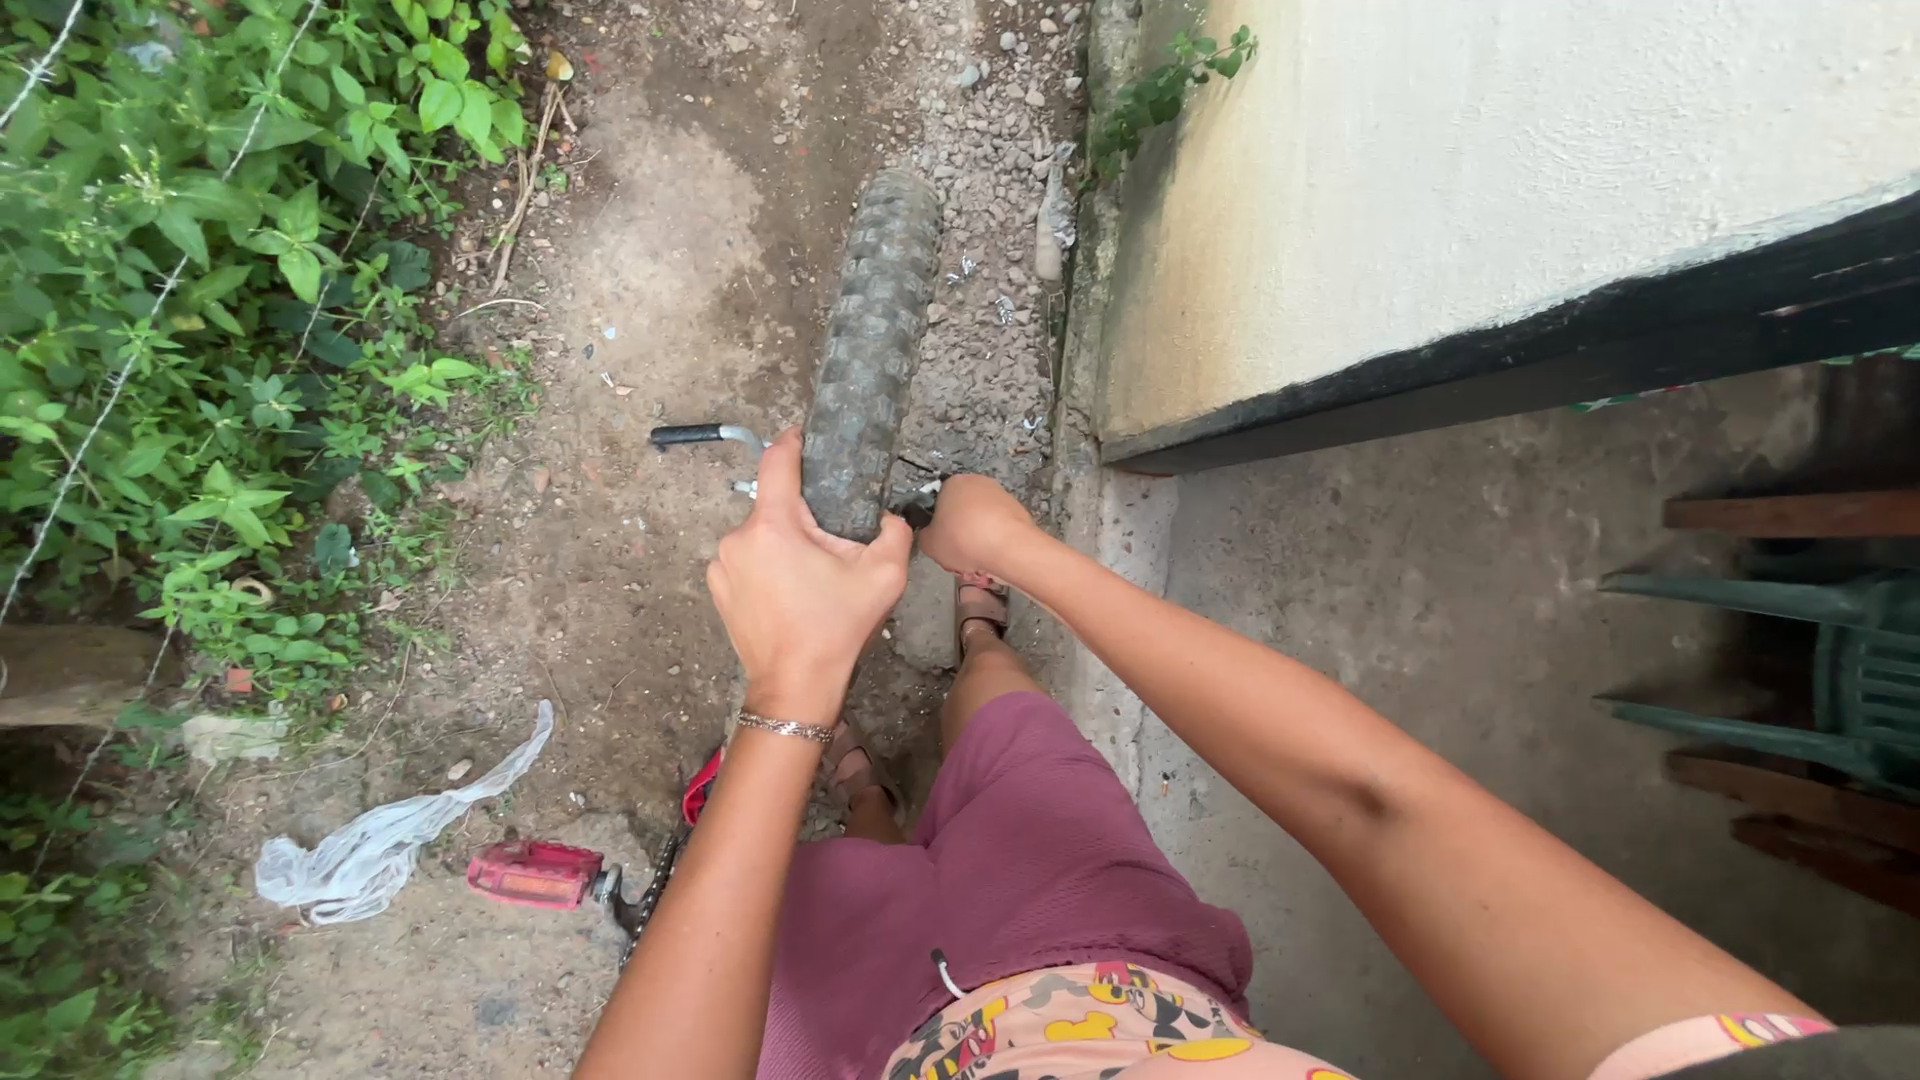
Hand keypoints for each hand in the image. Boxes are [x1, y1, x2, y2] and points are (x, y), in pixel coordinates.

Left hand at [705, 429, 911, 725]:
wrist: (796, 686)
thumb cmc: (836, 629)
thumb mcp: (885, 576)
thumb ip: (894, 531)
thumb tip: (887, 515)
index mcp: (774, 526)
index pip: (777, 461)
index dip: (793, 441)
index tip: (805, 435)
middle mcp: (737, 537)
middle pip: (775, 505)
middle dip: (804, 515)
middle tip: (832, 545)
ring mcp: (722, 564)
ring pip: (762, 534)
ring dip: (786, 542)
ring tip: (811, 576)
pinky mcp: (718, 587)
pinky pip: (748, 559)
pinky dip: (768, 564)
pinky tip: (789, 593)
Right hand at [916, 474, 1041, 580]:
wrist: (1008, 547)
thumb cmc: (962, 540)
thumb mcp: (929, 544)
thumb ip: (925, 535)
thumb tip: (930, 533)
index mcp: (952, 483)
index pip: (938, 502)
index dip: (938, 524)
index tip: (941, 541)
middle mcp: (978, 482)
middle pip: (962, 511)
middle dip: (960, 532)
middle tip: (958, 553)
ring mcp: (1001, 494)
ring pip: (981, 521)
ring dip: (978, 539)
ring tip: (977, 561)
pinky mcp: (1018, 509)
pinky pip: (998, 528)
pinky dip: (995, 541)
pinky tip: (993, 557)